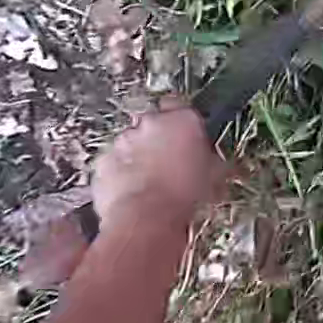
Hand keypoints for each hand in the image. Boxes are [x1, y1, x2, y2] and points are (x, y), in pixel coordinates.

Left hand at [88, 107, 223, 231]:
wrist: (147, 219)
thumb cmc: (184, 196)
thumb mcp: (214, 176)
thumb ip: (212, 158)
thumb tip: (218, 163)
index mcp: (183, 120)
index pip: (179, 103)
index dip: (179, 118)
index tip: (181, 132)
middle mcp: (152, 122)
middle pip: (153, 121)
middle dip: (157, 136)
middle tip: (166, 160)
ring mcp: (124, 139)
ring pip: (131, 141)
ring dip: (137, 153)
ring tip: (148, 180)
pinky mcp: (104, 159)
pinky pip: (113, 160)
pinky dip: (119, 170)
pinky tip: (130, 189)